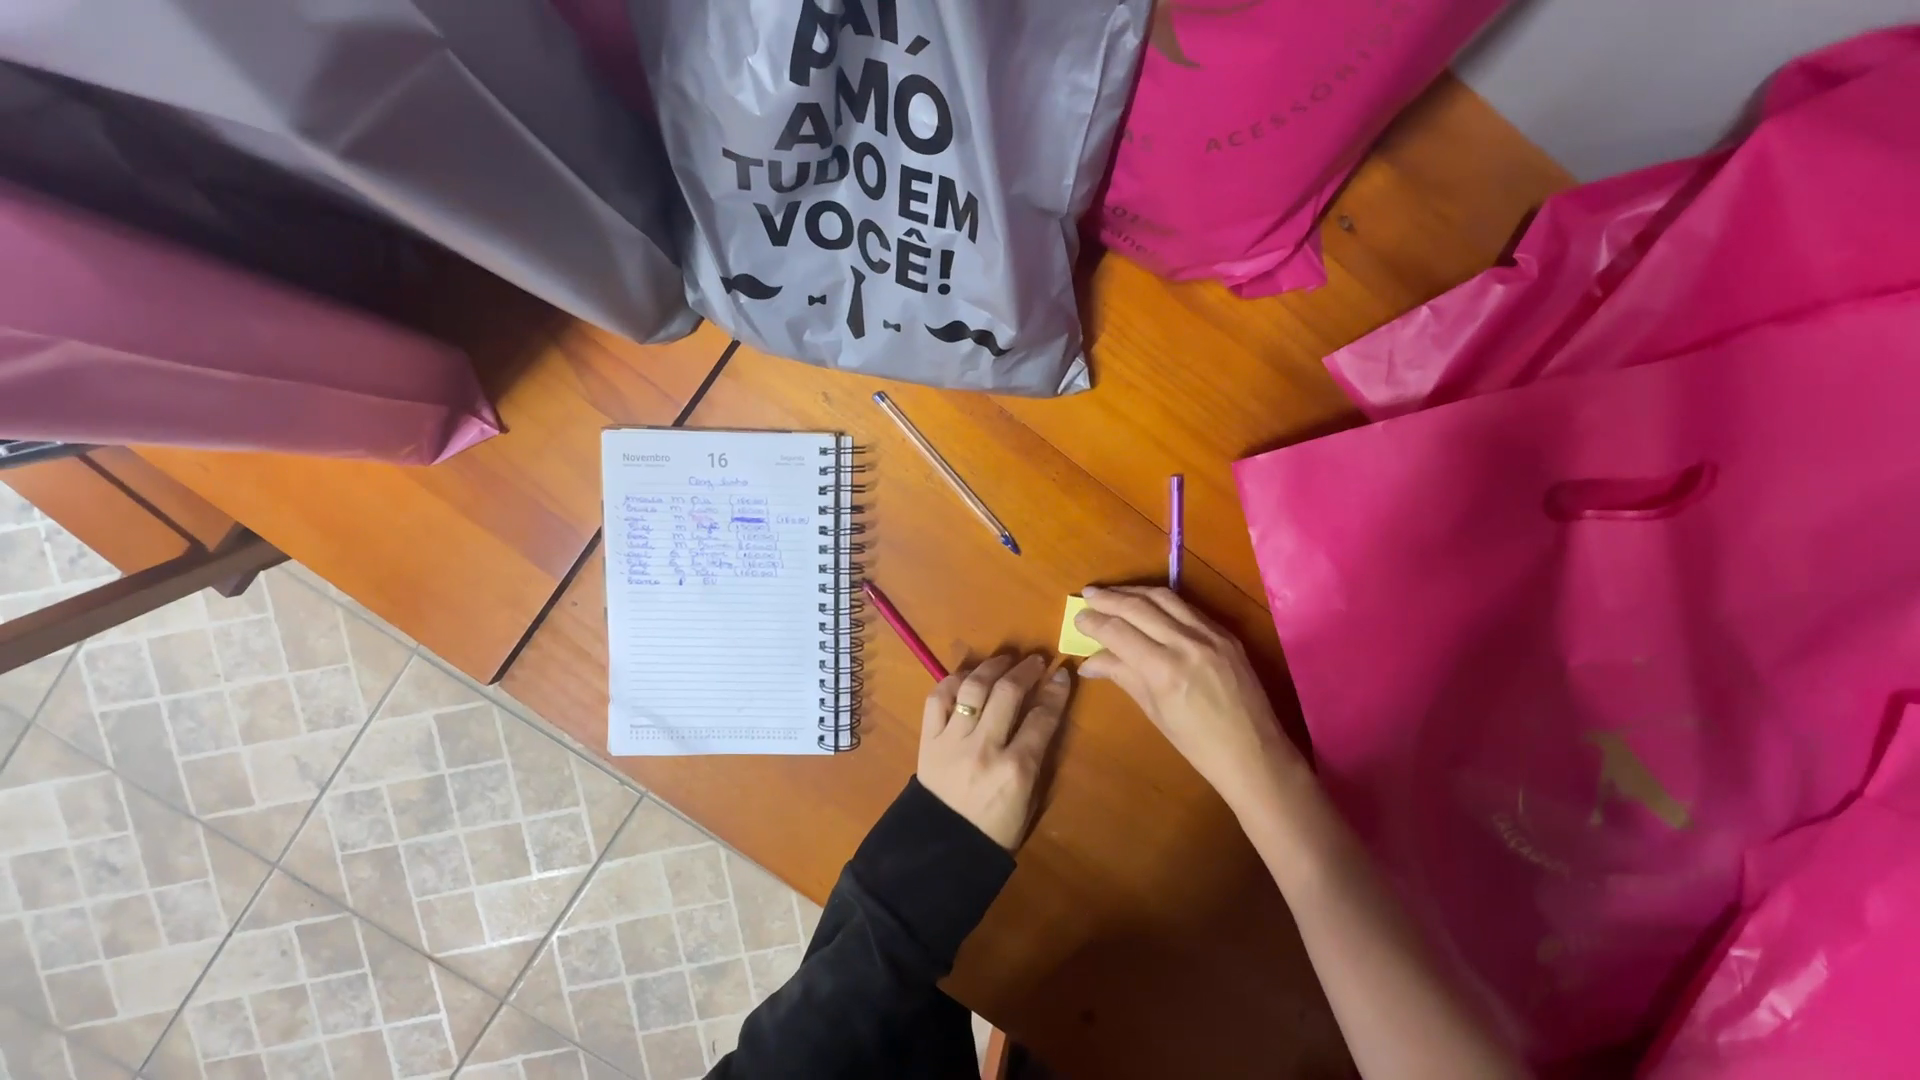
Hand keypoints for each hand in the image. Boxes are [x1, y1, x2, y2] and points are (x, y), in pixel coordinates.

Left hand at [918, 653, 1070, 850]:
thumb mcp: (1030, 799)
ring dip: (992, 667)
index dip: (1056, 691)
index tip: (1062, 674)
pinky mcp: (928, 740)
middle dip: (1026, 670)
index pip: (1042, 718)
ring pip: (973, 688)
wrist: (943, 849)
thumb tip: (1044, 714)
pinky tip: (967, 676)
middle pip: (1008, 693)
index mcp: (1016, 770)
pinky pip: (938, 699)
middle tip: (1036, 661)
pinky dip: (953, 681)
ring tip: (1005, 660)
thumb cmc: (996, 829)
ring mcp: (952, 742)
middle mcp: (984, 749)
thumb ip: (1036, 756)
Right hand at [1075, 586, 1302, 808]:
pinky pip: (1188, 608)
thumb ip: (1122, 675)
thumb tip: (1088, 662)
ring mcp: (1210, 635)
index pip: (1118, 631)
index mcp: (1163, 670)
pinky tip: (1148, 603)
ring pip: (1165, 597)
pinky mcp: (1226, 633)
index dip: (1094, 622)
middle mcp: (1186, 644)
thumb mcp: (1153, 711)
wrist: (1254, 753)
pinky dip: (1162, 601)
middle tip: (1088, 595)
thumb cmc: (1197, 745)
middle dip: (1109, 599)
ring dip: (1134, 591)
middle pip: (1138, 607)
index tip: (1078, 617)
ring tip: (1113, 592)